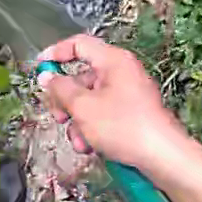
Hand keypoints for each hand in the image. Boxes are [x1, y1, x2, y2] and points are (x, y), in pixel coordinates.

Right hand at [36, 34, 200, 180]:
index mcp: (113, 61)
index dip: (56, 53)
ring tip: (79, 141)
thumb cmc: (123, 126)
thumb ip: (60, 89)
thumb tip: (47, 77)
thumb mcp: (83, 106)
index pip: (79, 44)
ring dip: (78, 121)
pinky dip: (93, 129)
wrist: (162, 157)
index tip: (39, 68)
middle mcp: (121, 72)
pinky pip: (103, 114)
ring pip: (89, 100)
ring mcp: (128, 94)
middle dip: (65, 100)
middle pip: (81, 77)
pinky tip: (91, 147)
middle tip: (58, 117)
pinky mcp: (132, 114)